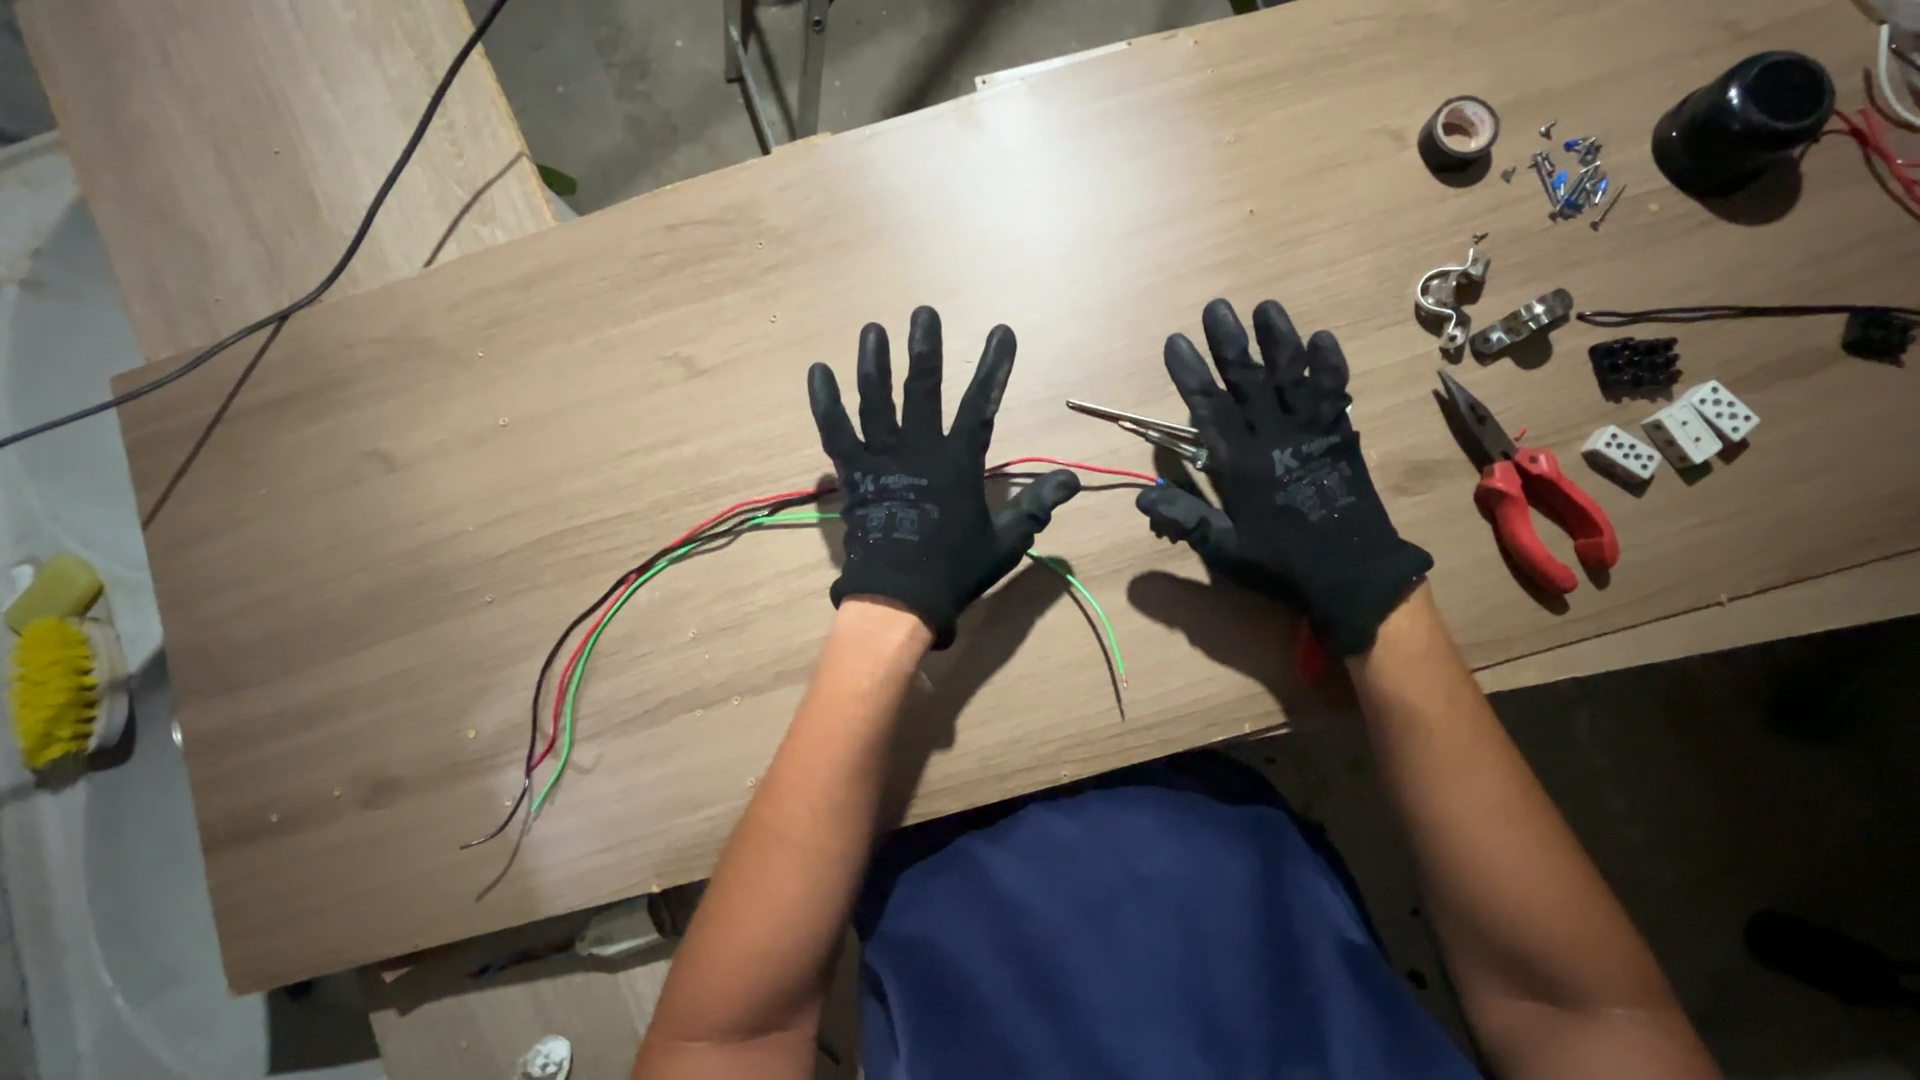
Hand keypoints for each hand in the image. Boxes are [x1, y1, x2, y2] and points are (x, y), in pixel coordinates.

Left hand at [809, 306, 1080, 647]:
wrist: (900, 599)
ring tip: (873, 330)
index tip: (1002, 332)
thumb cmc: (956, 570)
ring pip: (875, 401)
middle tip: (924, 314)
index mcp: (959, 464)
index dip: (994, 368)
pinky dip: (826, 402)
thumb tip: (1073, 478)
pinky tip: (818, 371)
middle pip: (923, 390)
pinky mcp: (853, 474)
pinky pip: (835, 432)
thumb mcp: (1007, 541)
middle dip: (926, 349)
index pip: (981, 405)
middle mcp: (920, 450)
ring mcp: (882, 459)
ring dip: (874, 363)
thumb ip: (1037, 505)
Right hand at [1136, 298, 1431, 654]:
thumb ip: (1185, 518)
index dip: (1190, 374)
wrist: (1354, 573)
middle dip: (1229, 343)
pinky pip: (1335, 393)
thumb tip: (1141, 497)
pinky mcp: (1339, 437)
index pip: (1208, 409)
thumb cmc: (1282, 563)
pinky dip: (1329, 366)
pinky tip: (1322, 338)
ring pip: (1291, 377)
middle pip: (1248, 381)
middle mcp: (1272, 439)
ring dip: (1278, 340)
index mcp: (1239, 465)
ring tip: (1265, 307)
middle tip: (1215, 308)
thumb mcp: (1225, 548)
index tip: (1175, 342)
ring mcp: (1310, 434)